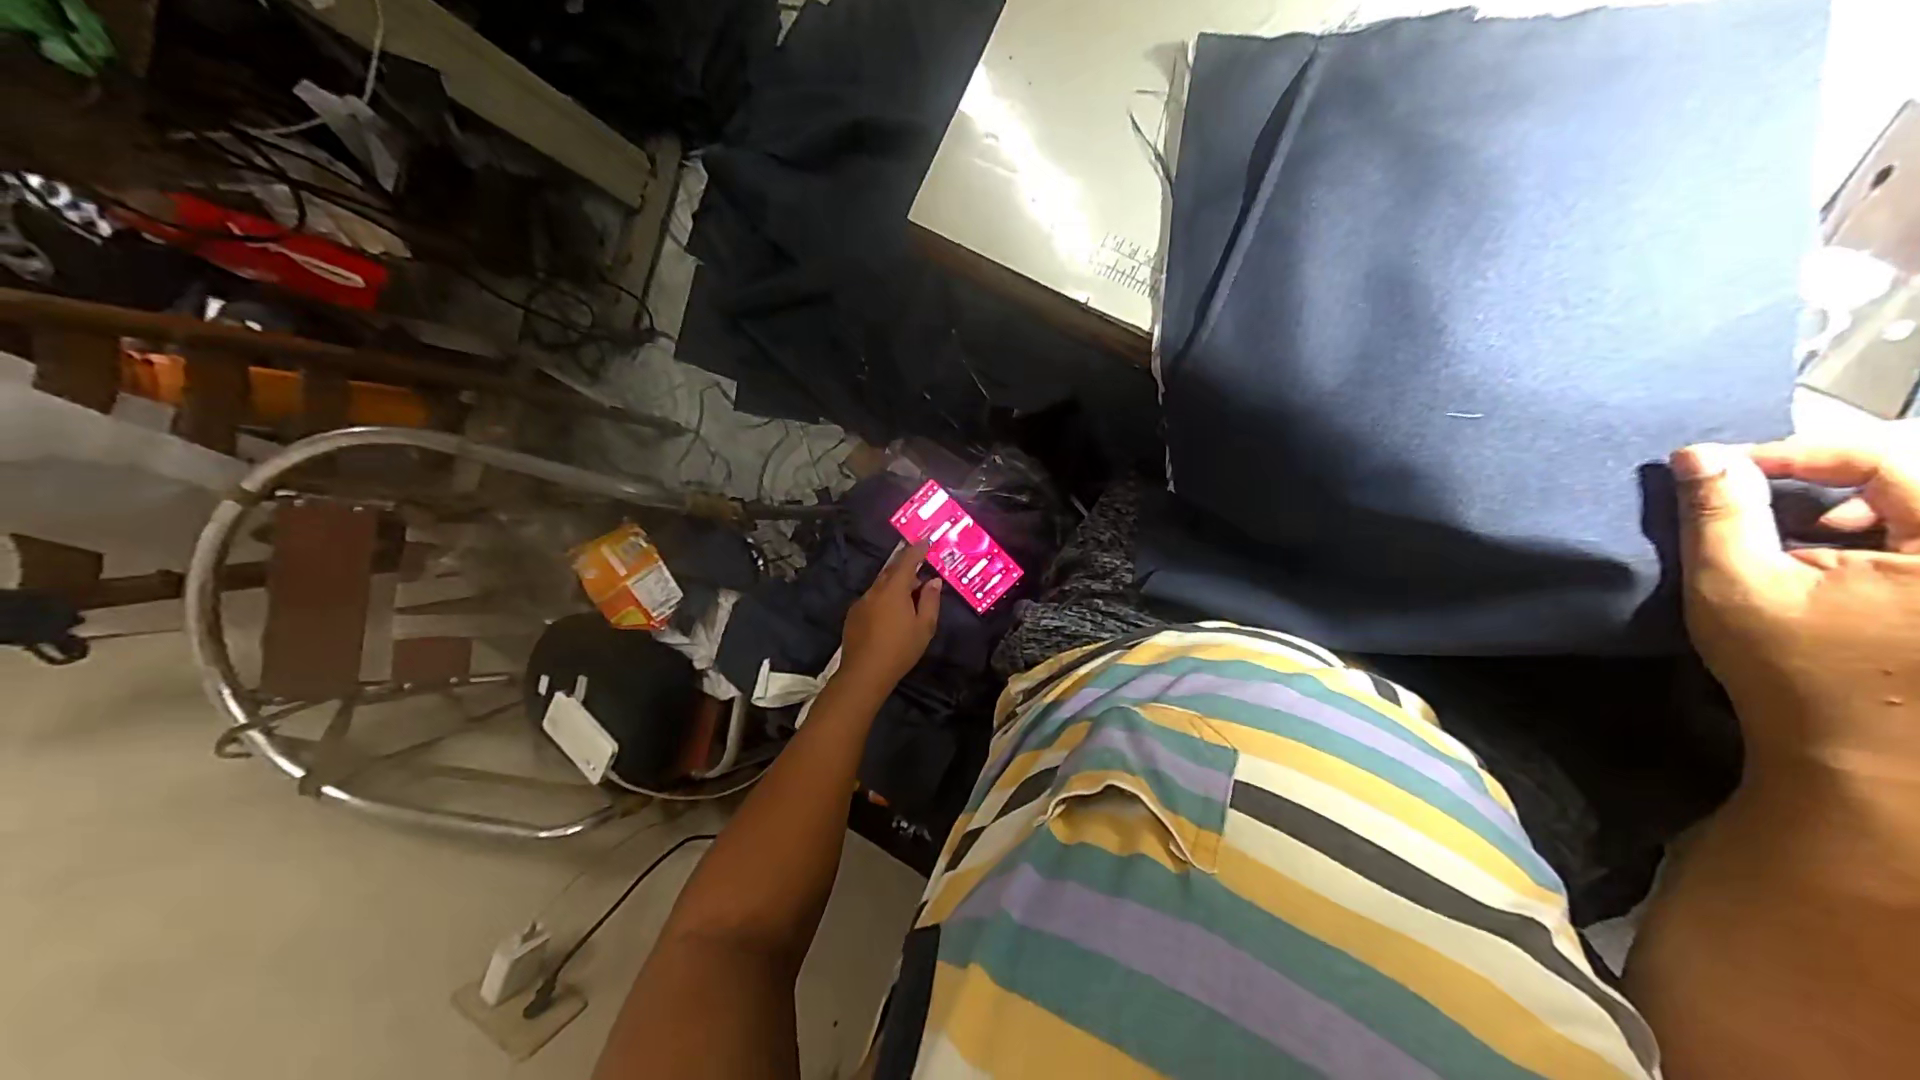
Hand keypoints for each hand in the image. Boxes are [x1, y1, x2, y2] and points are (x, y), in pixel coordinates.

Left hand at [839, 542, 941, 689]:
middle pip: (892, 571)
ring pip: (881, 585)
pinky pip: (872, 598)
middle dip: (907, 568)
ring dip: (895, 585)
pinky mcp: (853, 615)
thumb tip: (933, 582)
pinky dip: (883, 599)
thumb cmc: (900, 650)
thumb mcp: (924, 627)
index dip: (917, 550)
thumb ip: (930, 601)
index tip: (926, 542)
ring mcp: (861, 602)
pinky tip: (890, 616)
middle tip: (921, 574)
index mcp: (894, 589)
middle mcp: (875, 590)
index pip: (907, 560)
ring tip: (908, 599)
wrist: (864, 673)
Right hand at [1672, 436, 1919, 782]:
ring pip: (1919, 508)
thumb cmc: (1791, 672)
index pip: (1883, 457)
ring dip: (1854, 508)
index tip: (1724, 469)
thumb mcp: (1735, 586)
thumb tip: (1697, 453)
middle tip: (1760, 502)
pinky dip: (1879, 536)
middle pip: (1910, 478)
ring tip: (1797, 536)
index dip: (1794, 452)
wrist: (1861, 758)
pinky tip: (1834, 563)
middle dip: (1828, 480)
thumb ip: (1719, 514)